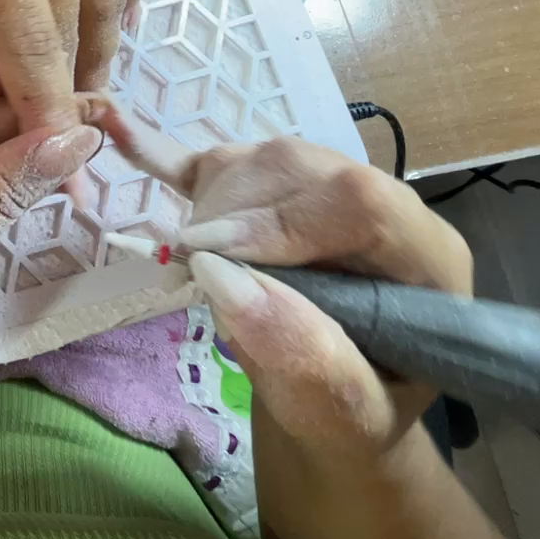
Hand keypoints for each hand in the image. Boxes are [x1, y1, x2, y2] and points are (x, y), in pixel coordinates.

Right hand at [117, 128, 471, 460]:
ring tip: (192, 257)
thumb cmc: (346, 411)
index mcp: (423, 255)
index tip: (211, 257)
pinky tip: (116, 127)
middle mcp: (375, 201)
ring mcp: (314, 184)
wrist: (328, 395)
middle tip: (192, 265)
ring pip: (253, 157)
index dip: (278, 219)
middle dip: (230, 211)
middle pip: (296, 166)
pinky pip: (209, 161)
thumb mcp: (342, 411)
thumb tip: (222, 278)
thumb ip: (303, 355)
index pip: (359, 201)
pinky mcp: (260, 187)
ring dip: (207, 201)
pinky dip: (157, 150)